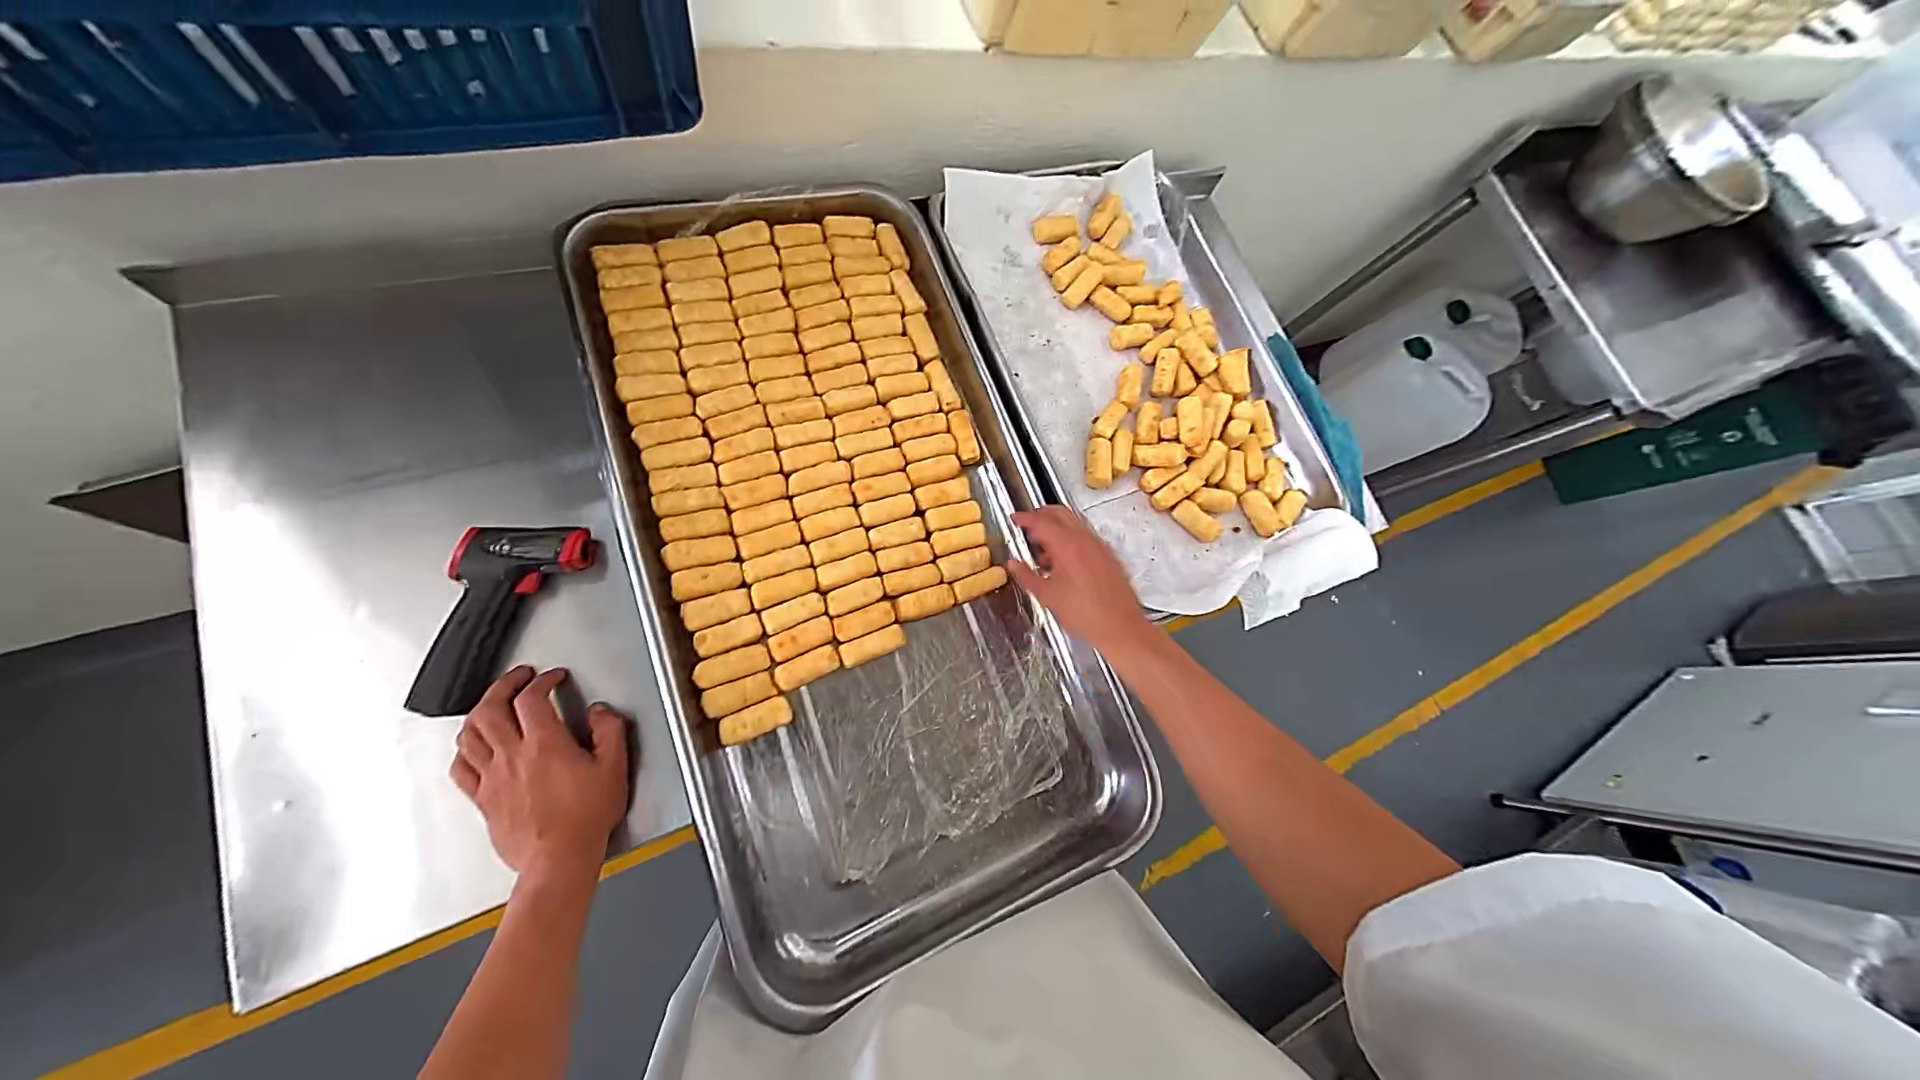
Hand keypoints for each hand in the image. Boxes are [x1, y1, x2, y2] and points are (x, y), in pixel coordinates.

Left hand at [450, 666, 630, 882]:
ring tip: (493, 704)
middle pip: (490, 708)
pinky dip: (464, 749)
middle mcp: (512, 757)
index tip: (553, 678)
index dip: (543, 680)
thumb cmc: (586, 817)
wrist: (558, 859)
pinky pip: (461, 767)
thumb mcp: (614, 767)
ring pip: (468, 734)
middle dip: (504, 685)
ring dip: (479, 711)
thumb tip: (600, 712)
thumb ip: (610, 731)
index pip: (532, 698)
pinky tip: (474, 746)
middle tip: (518, 678)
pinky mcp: (483, 799)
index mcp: (545, 745)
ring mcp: (493, 778)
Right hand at [1007, 505, 1152, 654]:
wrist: (1121, 628)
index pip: (1041, 521)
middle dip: (1041, 514)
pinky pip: (1086, 537)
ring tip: (1042, 544)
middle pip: (1060, 513)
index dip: (1024, 518)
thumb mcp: (1047, 596)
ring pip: (1074, 524)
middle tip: (1027, 521)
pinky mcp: (1108, 556)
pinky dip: (1071, 538)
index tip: (1015, 518)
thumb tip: (1013, 565)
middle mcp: (1085, 540)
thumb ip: (1026, 576)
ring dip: (1056, 526)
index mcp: (1067, 545)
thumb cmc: (1086, 615)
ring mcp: (1100, 546)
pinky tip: (1063, 559)